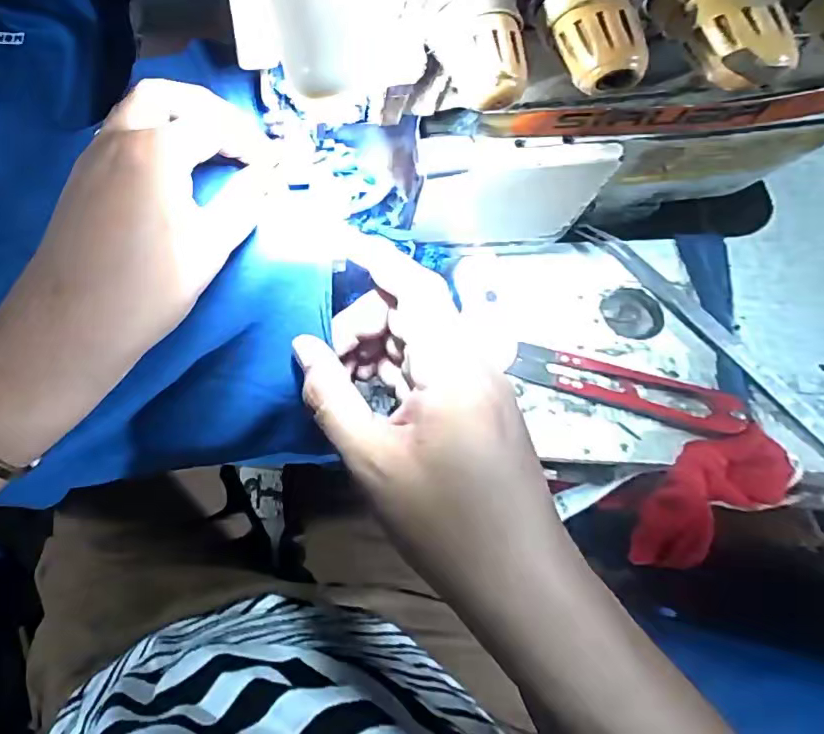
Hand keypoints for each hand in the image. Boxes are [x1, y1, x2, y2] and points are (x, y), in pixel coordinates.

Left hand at [0, 78, 273, 378]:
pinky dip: (149, 133)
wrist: (67, 326)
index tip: (271, 164)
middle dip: (205, 107)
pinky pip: (119, 134)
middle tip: (234, 137)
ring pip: (135, 110)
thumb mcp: (208, 247)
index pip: (212, 125)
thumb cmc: (144, 289)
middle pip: (165, 96)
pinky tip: (168, 168)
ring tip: (206, 147)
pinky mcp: (79, 177)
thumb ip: (243, 202)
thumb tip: (265, 175)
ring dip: (173, 116)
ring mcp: (92, 155)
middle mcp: (118, 138)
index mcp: (154, 148)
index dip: (248, 142)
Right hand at [294, 234, 560, 582]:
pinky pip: (429, 365)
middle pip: (410, 310)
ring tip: (337, 379)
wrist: (522, 583)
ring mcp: (479, 383)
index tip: (334, 242)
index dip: (373, 257)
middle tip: (322, 359)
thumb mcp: (370, 458)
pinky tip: (366, 393)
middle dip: (360, 321)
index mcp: (451, 364)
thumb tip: (301, 346)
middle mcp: (472, 361)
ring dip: (374, 347)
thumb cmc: (443, 521)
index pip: (413, 286)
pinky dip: (393, 368)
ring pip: (418, 337)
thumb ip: (330, 395)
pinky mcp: (478, 405)